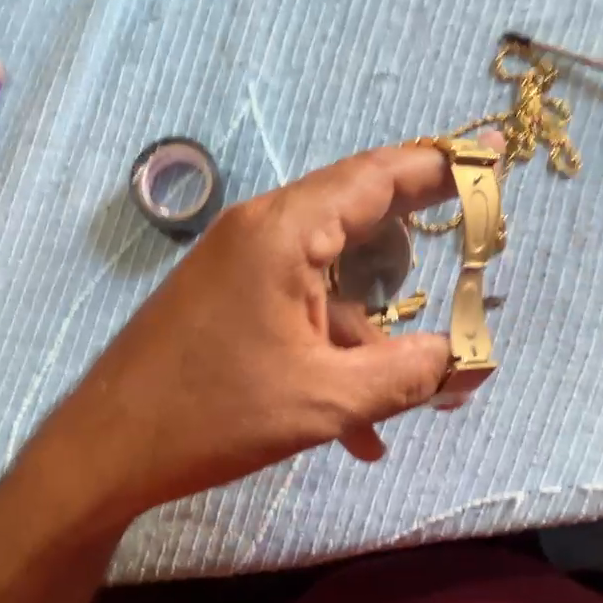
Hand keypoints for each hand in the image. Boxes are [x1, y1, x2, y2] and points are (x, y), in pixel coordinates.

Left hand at [34, 144, 454, 525]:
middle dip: (417, 242)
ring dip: (371, 337)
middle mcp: (259, 232)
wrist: (107, 449)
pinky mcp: (222, 304)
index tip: (495, 153)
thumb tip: (466, 363)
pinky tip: (356, 433)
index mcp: (285, 231)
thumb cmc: (213, 415)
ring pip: (328, 283)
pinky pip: (294, 315)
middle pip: (356, 218)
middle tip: (479, 244)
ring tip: (417, 395)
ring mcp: (236, 268)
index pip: (378, 176)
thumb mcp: (325, 399)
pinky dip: (330, 358)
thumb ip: (406, 375)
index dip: (443, 164)